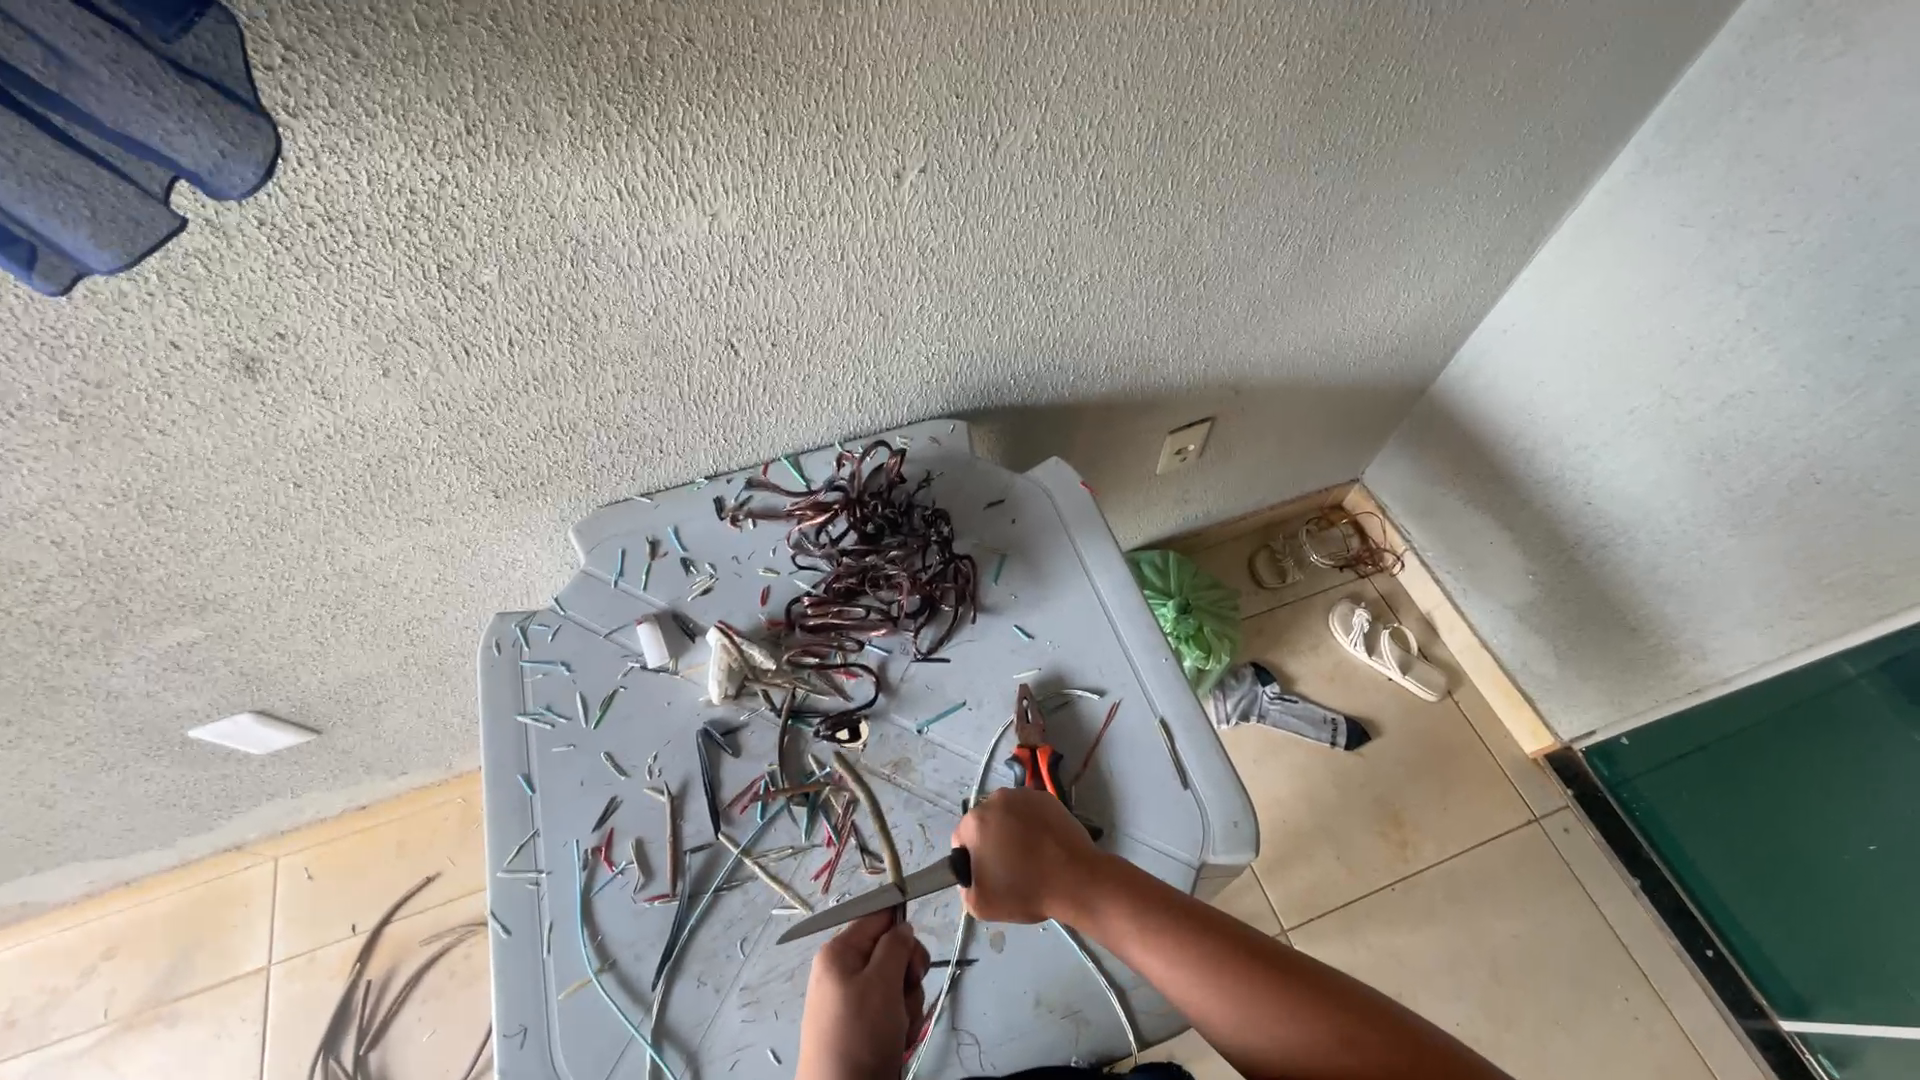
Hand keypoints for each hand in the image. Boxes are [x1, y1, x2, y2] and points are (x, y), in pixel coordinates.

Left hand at [796, 912, 929, 1079]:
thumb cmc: (859, 1034)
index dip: (901, 930)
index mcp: (839, 952)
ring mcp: (855, 1000)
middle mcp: (845, 971)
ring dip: (908, 1004)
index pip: (877, 918)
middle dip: (908, 975)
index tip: (915, 953)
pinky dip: (902, 1023)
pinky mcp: (866, 1026)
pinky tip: (897, 1040)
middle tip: (906, 992)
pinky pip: (893, 1010)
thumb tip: (902, 926)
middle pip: (892, 953)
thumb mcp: (880, 983)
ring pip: (898, 984)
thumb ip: (896, 947)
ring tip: (898, 1027)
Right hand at [951, 787, 1106, 923]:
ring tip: (1030, 856)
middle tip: (1009, 868)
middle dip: (991, 842)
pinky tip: (1045, 845)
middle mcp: (997, 799)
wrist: (1076, 880)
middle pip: (985, 823)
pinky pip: (1030, 811)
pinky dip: (1033, 824)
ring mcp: (1025, 795)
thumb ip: (964, 889)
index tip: (988, 876)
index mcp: (975, 820)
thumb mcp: (980, 905)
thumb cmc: (1025, 890)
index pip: (961, 840)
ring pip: (1008, 815)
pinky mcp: (1048, 798)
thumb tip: (971, 877)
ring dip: (1012, 830)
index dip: (971, 861)